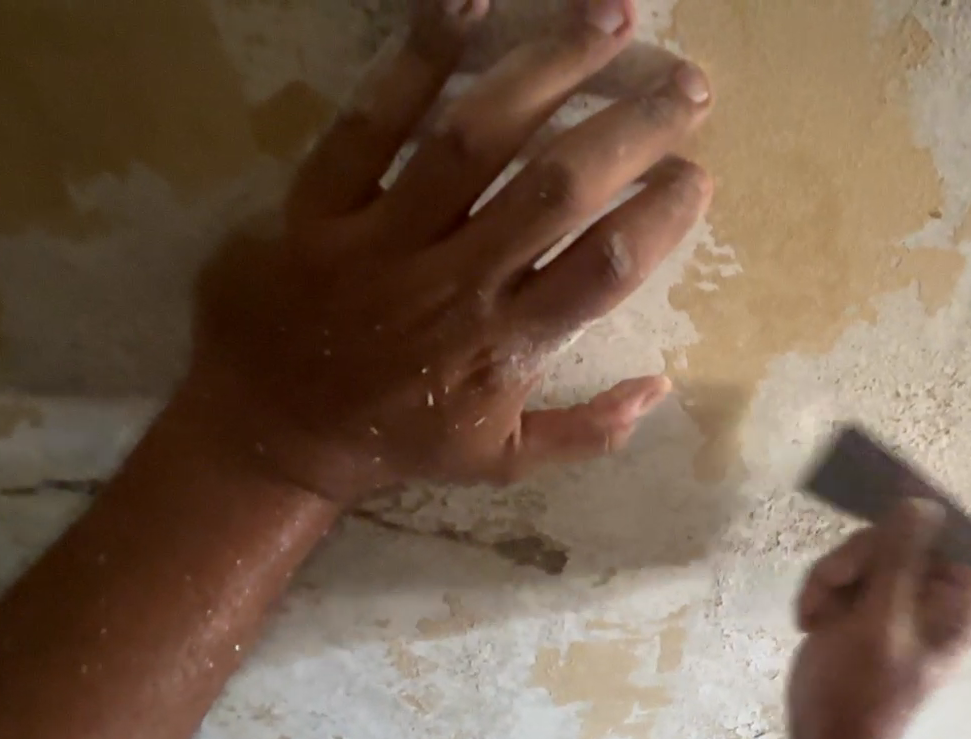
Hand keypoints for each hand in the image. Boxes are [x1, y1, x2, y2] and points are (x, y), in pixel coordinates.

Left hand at [176, 0, 712, 503]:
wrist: (273, 431)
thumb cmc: (403, 442)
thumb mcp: (505, 461)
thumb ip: (587, 432)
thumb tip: (661, 389)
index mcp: (508, 346)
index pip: (603, 268)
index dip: (659, 218)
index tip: (696, 176)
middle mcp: (459, 281)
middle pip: (558, 188)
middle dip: (633, 129)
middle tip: (689, 87)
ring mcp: (387, 234)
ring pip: (479, 136)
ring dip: (552, 67)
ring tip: (614, 14)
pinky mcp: (321, 200)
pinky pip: (373, 118)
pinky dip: (420, 54)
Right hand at [788, 500, 970, 738]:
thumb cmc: (862, 690)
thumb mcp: (881, 620)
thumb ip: (901, 558)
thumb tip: (922, 503)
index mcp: (954, 603)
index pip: (959, 538)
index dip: (930, 511)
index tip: (892, 489)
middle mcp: (928, 596)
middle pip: (899, 538)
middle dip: (857, 558)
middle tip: (834, 586)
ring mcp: (891, 601)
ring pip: (862, 553)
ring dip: (831, 577)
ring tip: (816, 616)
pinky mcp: (858, 608)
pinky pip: (840, 574)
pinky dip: (821, 593)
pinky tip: (810, 622)